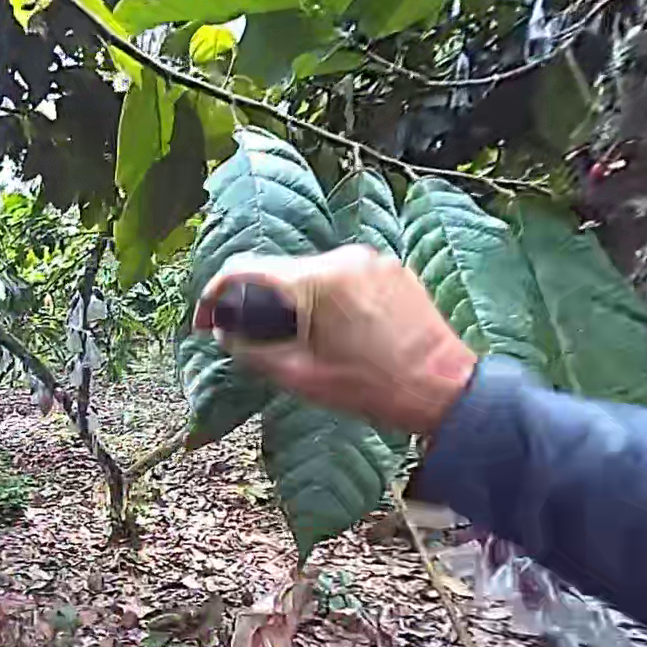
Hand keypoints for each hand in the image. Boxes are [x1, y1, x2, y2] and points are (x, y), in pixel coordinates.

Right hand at [197, 246, 478, 435]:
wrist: (441, 389)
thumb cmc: (369, 387)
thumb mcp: (298, 377)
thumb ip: (251, 351)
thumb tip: (223, 336)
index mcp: (318, 280)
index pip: (244, 269)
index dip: (213, 295)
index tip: (205, 320)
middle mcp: (344, 257)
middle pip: (278, 271)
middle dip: (257, 303)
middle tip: (250, 337)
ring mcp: (372, 260)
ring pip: (310, 274)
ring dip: (293, 302)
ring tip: (299, 339)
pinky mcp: (390, 269)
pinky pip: (341, 277)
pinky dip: (325, 299)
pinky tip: (333, 331)